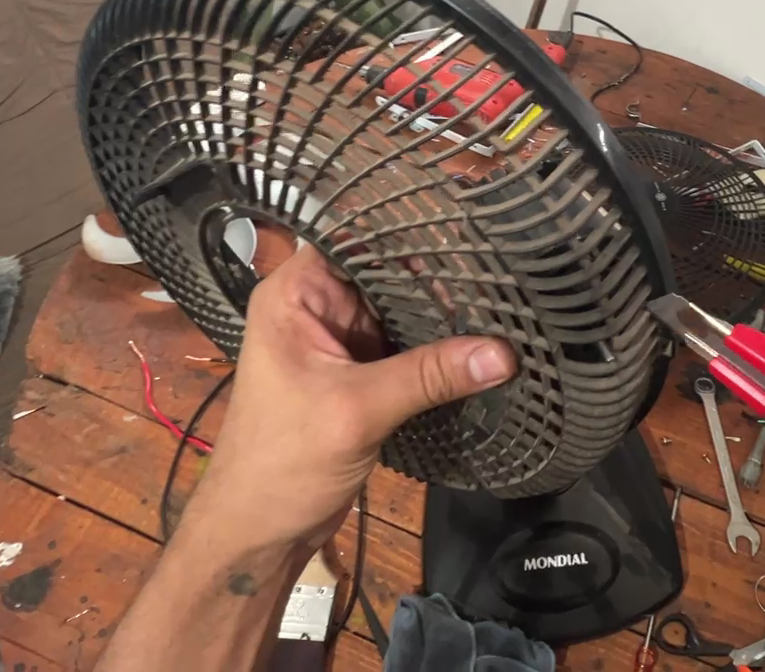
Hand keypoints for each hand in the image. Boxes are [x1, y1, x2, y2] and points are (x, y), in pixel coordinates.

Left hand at [185, 244, 516, 554]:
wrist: (258, 535)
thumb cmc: (283, 463)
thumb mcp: (358, 410)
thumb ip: (430, 375)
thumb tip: (506, 353)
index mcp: (296, 293)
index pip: (357, 237)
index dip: (408, 231)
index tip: (466, 228)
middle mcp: (318, 305)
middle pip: (385, 271)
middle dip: (437, 272)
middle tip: (499, 263)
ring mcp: (341, 338)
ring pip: (401, 306)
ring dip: (441, 309)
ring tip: (501, 293)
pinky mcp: (360, 368)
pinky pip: (406, 340)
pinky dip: (437, 341)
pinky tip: (479, 333)